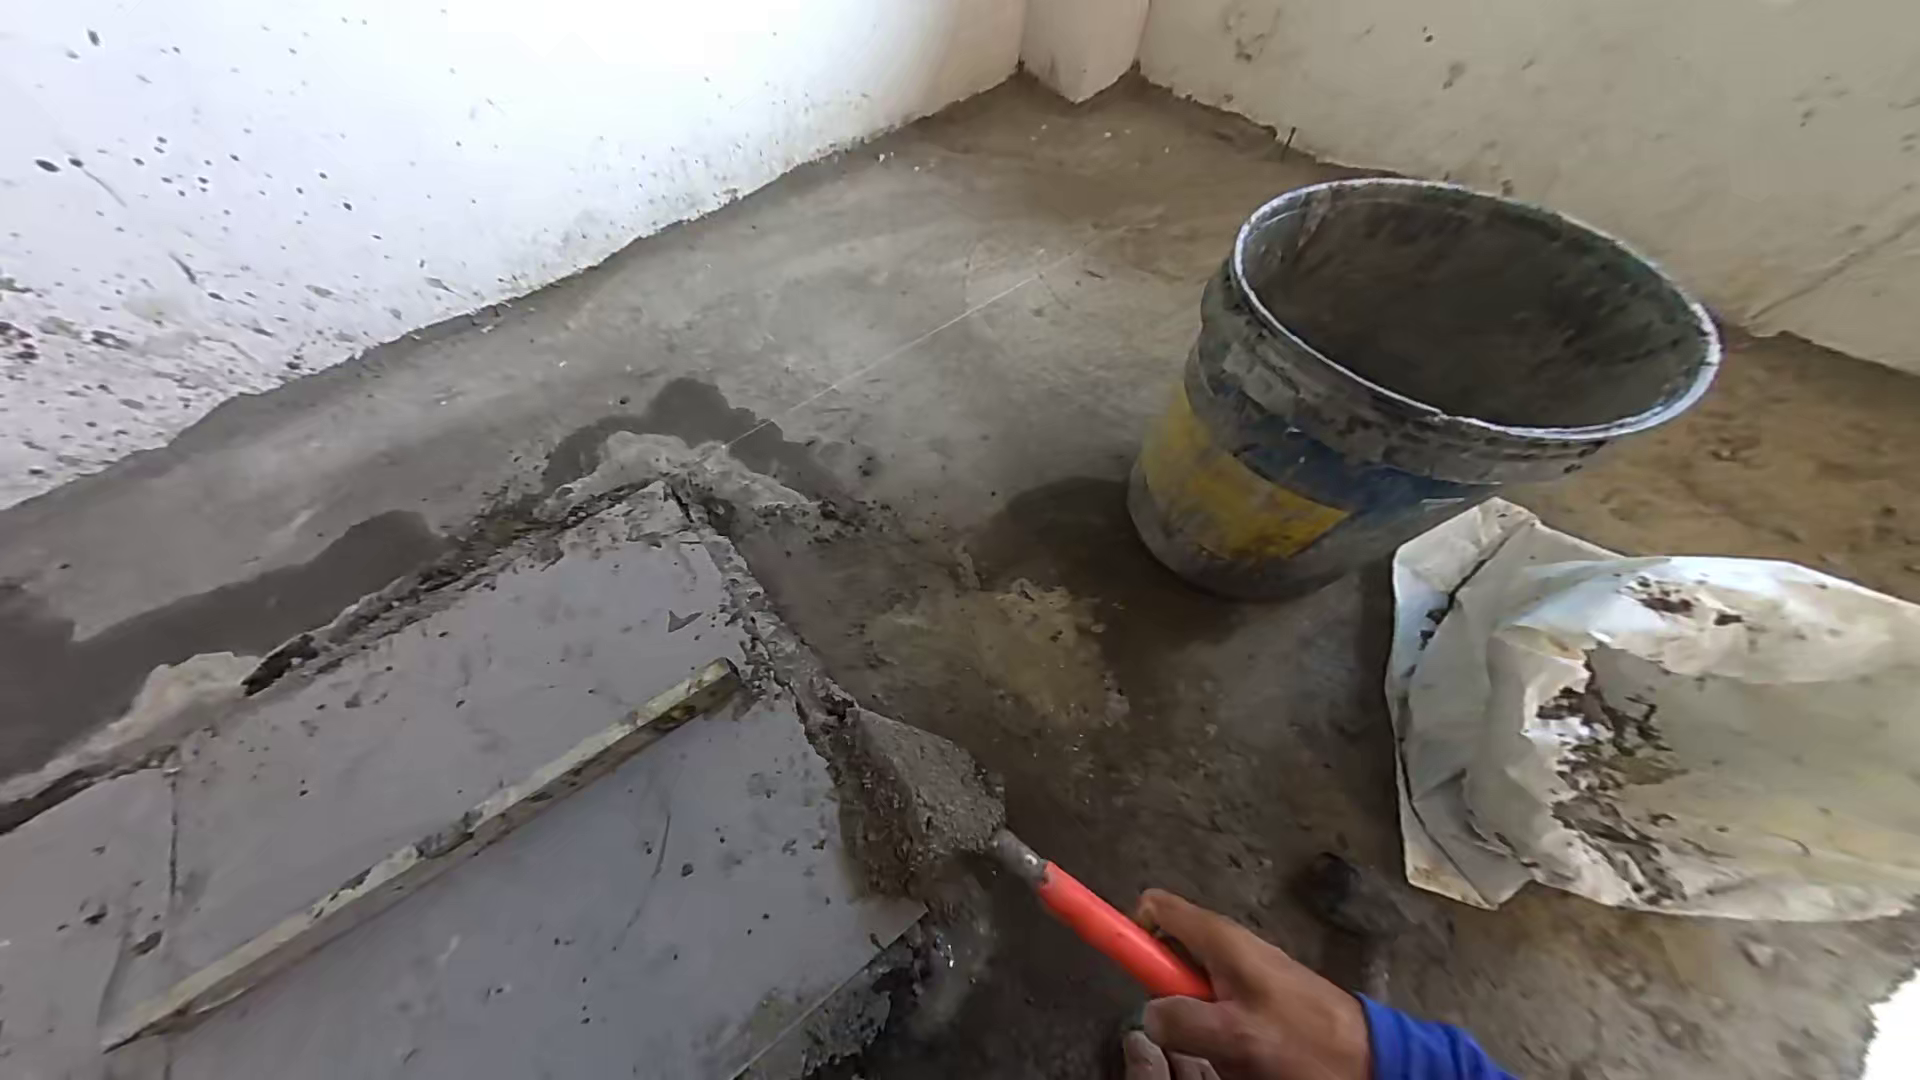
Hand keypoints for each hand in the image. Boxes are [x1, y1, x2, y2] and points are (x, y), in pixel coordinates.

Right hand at [1123, 889, 1371, 1079]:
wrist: (1373, 1059)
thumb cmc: (1303, 1039)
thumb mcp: (1239, 1036)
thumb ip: (1184, 1020)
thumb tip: (1148, 1013)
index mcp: (1213, 934)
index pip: (1153, 905)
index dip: (1132, 928)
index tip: (1131, 967)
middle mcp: (1222, 939)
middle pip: (1168, 947)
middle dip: (1168, 987)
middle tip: (1190, 1026)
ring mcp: (1240, 963)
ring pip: (1192, 981)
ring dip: (1196, 1014)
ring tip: (1228, 1048)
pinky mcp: (1256, 987)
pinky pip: (1217, 998)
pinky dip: (1218, 1024)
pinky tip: (1244, 1053)